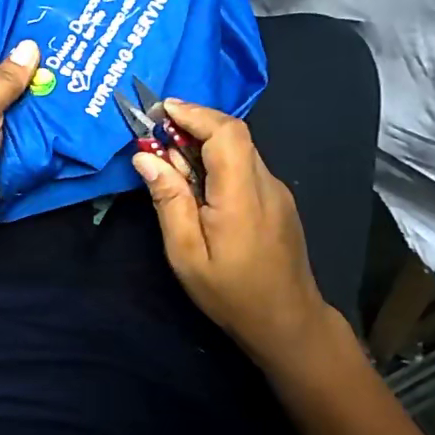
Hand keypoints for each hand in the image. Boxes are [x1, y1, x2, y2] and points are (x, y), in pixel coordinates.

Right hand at [132, 99, 332, 362]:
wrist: (288, 324)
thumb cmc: (231, 294)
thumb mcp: (186, 254)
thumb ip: (168, 201)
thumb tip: (145, 157)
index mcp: (242, 196)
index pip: (227, 134)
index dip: (195, 113)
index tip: (161, 110)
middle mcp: (266, 185)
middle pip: (234, 135)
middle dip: (193, 123)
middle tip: (156, 132)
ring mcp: (276, 192)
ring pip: (239, 149)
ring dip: (202, 142)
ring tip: (168, 157)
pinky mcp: (276, 201)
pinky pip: (244, 166)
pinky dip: (215, 160)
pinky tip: (194, 181)